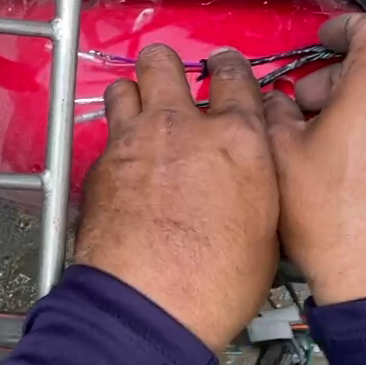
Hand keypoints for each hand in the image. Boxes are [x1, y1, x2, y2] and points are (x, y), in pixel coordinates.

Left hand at [74, 45, 280, 350]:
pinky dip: (117, 140)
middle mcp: (180, 126)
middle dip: (165, 65)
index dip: (227, 67)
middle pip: (162, 61)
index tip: (223, 69)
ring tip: (141, 116)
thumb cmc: (217, 280)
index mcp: (236, 138)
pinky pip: (107, 133)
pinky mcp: (100, 162)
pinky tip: (125, 164)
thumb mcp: (266, 226)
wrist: (148, 303)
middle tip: (170, 81)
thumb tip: (246, 165)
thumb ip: (253, 175)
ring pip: (124, 87)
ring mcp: (133, 140)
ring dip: (133, 96)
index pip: (233, 74)